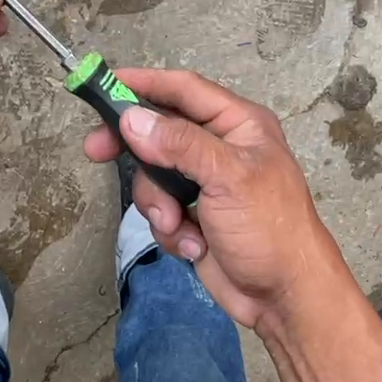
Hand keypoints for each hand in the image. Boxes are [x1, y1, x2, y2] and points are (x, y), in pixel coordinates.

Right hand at [83, 69, 347, 333]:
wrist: (286, 298)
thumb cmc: (269, 227)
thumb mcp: (228, 177)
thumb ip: (180, 144)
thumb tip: (131, 119)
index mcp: (238, 123)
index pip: (183, 89)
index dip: (144, 82)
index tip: (103, 83)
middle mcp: (219, 146)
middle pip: (161, 131)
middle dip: (134, 147)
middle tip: (95, 150)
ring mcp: (205, 182)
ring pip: (154, 175)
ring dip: (157, 202)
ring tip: (176, 224)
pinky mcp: (193, 214)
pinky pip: (161, 208)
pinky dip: (170, 228)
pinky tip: (193, 245)